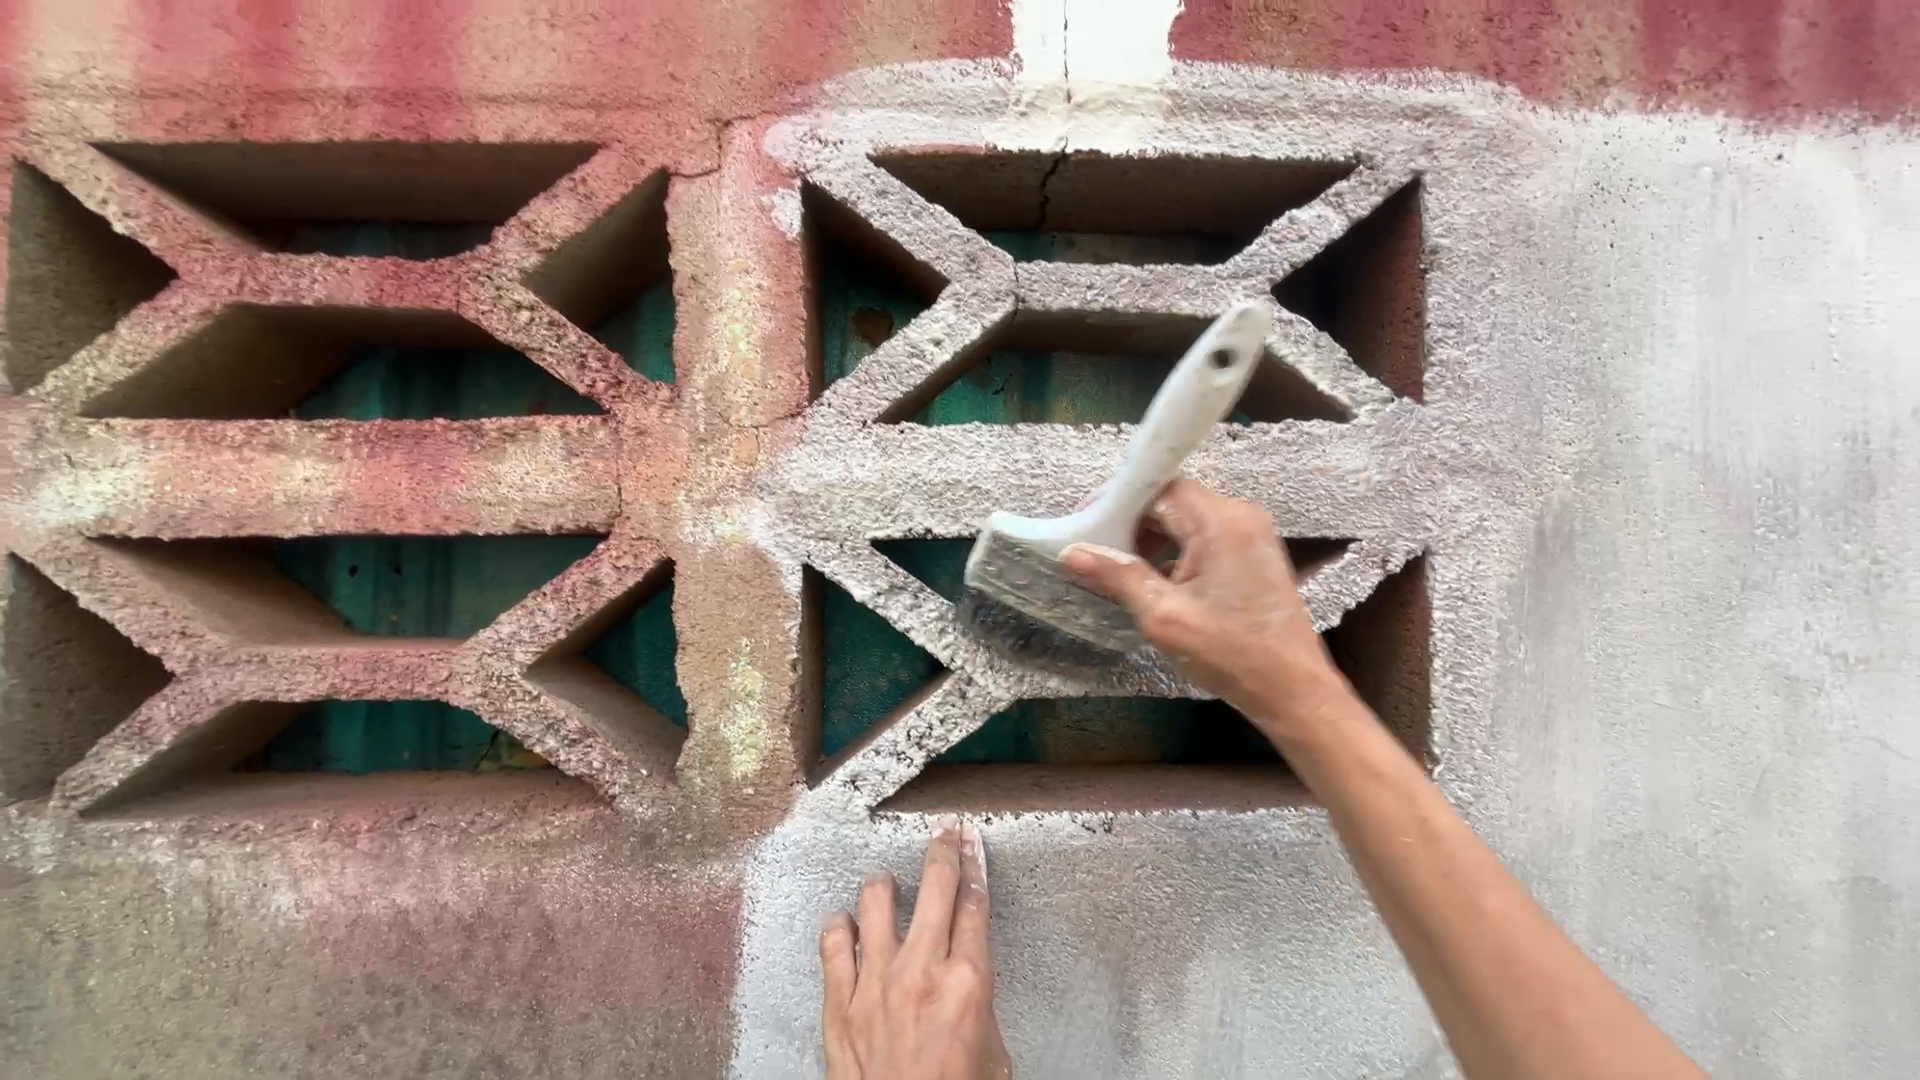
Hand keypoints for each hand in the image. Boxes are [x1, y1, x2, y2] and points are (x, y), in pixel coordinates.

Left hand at [820, 820, 1011, 1079]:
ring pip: (877, 901)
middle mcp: (922, 970)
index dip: (975, 865)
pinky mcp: (840, 1003)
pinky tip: (844, 923)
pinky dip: (838, 927)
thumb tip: (967, 970)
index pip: (974, 903)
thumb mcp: (993, 1054)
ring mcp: (875, 982)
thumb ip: (979, 1001)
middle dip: (943, 851)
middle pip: (934, 886)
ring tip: (888, 883)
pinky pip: (833, 944)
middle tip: (945, 834)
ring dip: (885, 885)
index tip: (973, 843)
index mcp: (968, 983)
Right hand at [1061, 477, 1350, 742]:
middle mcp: (1240, 515)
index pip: (1159, 489)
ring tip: (1118, 566)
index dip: (1117, 501)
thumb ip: (1117, 576)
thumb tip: (1070, 553)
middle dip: (1131, 520)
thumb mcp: (1162, 616)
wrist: (1292, 690)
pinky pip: (1203, 535)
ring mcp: (1251, 532)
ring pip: (1186, 517)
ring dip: (1151, 536)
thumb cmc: (1229, 654)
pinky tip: (1153, 577)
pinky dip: (1174, 548)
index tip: (1084, 524)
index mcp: (1221, 522)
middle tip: (1095, 547)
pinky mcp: (1253, 552)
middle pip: (1173, 499)